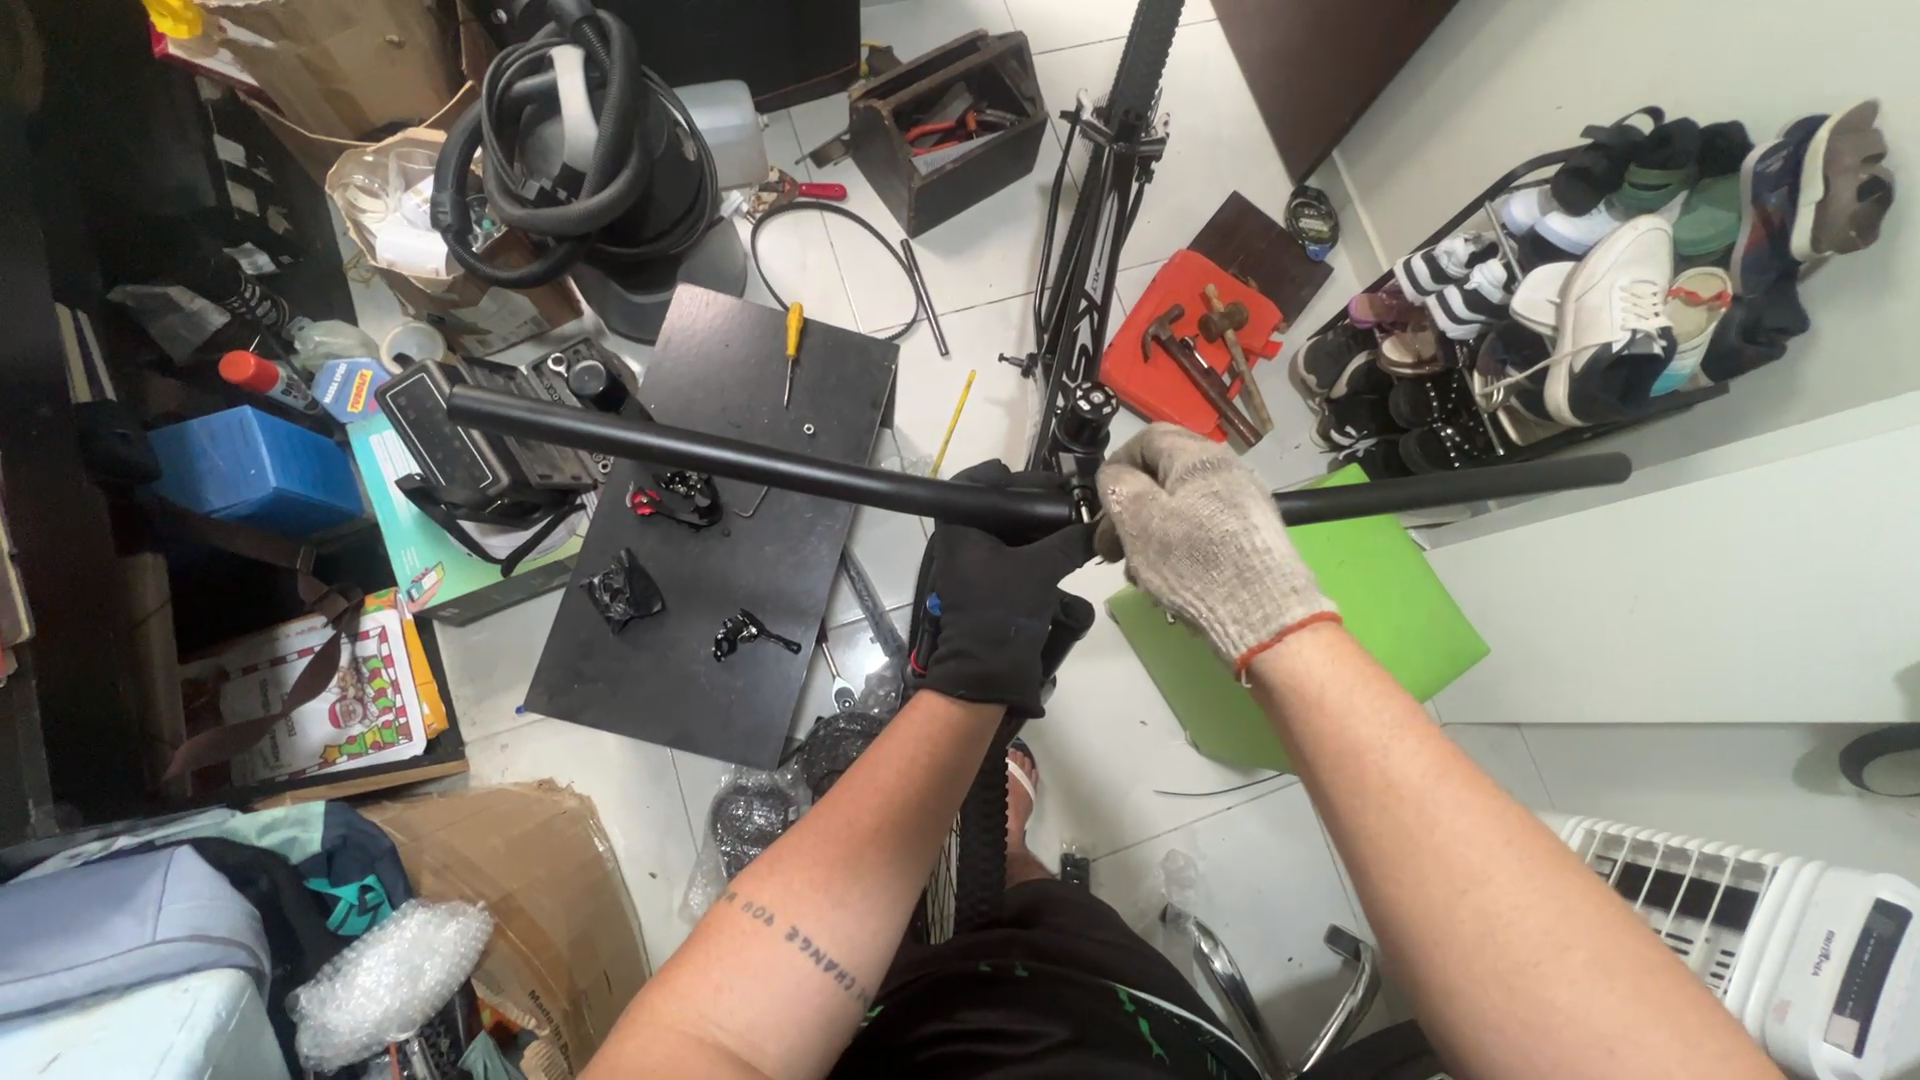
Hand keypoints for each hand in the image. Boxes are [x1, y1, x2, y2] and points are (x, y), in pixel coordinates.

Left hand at [912, 462, 1094, 717]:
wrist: (987, 669)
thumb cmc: (1003, 610)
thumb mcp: (1041, 569)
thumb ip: (1070, 542)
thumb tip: (1100, 524)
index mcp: (958, 529)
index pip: (973, 483)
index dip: (1005, 475)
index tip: (1036, 479)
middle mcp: (960, 541)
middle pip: (992, 506)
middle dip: (1028, 501)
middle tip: (1062, 497)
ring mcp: (972, 564)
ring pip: (1004, 531)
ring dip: (1034, 526)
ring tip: (1069, 521)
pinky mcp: (987, 584)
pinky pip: (1009, 554)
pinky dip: (1032, 548)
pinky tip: (1062, 547)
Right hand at [1095, 424, 1337, 673]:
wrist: (1264, 615)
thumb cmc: (1195, 561)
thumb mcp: (1138, 519)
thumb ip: (1118, 486)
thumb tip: (1116, 477)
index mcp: (1198, 457)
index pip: (1147, 438)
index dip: (1117, 465)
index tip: (1102, 502)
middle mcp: (1226, 472)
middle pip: (1163, 477)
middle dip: (1130, 511)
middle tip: (1111, 548)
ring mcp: (1242, 505)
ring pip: (1178, 509)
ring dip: (1148, 537)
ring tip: (1137, 572)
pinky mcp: (1249, 537)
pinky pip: (1200, 532)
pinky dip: (1175, 550)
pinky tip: (1166, 581)